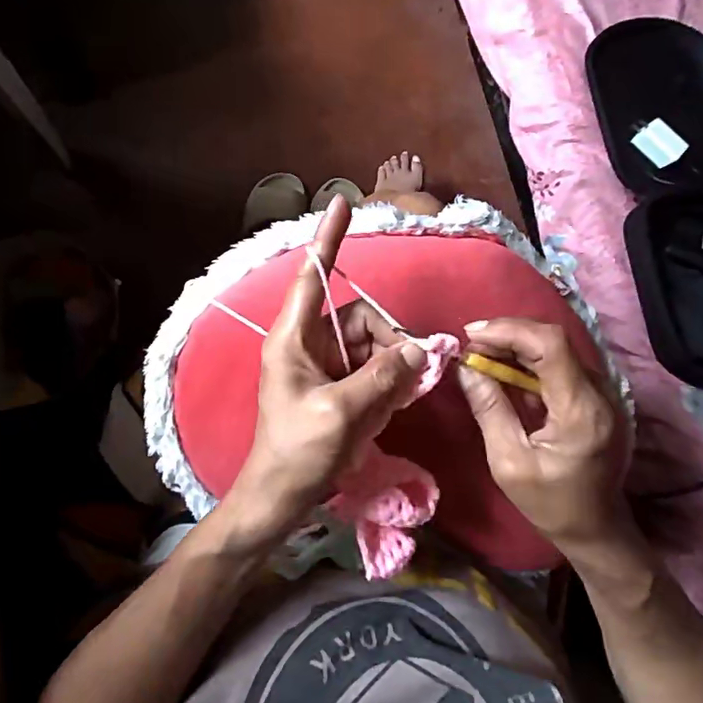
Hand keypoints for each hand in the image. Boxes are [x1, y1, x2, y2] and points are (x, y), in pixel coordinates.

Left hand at [219, 196, 424, 552]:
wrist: (281, 499)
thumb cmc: (297, 451)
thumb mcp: (342, 411)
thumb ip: (383, 375)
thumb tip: (420, 350)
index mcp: (295, 338)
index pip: (313, 275)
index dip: (328, 239)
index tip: (342, 203)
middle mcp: (310, 344)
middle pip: (362, 319)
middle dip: (390, 341)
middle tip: (412, 374)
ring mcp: (326, 369)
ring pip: (374, 347)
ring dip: (393, 369)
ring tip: (397, 401)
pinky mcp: (339, 390)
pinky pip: (374, 372)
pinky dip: (389, 385)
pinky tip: (390, 410)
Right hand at [456, 318, 632, 552]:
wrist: (596, 528)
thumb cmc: (551, 504)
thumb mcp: (509, 463)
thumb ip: (489, 409)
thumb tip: (465, 367)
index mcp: (579, 411)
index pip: (550, 346)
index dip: (509, 330)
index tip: (471, 336)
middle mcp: (597, 392)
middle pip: (552, 340)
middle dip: (507, 333)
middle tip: (469, 344)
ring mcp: (600, 391)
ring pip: (554, 347)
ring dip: (514, 343)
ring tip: (479, 353)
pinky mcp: (593, 394)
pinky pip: (558, 362)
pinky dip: (527, 358)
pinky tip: (501, 366)